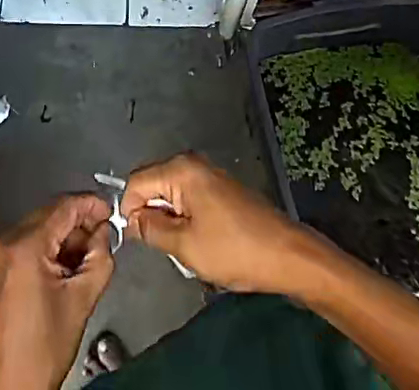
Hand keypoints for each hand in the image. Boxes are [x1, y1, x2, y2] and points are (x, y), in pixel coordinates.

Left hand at [0, 193, 114, 389]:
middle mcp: (7, 243)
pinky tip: (68, 269)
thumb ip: (100, 259)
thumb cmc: (39, 352)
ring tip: (88, 259)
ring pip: (41, 228)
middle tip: (103, 237)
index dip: (91, 205)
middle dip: (80, 223)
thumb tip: (104, 235)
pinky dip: (52, 249)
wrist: (7, 388)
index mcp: (25, 247)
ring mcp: (0, 256)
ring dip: (67, 237)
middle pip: (51, 214)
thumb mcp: (82, 301)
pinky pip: (30, 244)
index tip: (108, 210)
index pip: (64, 207)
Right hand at [120, 151, 331, 294]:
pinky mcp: (219, 188)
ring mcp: (208, 174)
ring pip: (169, 194)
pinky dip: (185, 219)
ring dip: (169, 220)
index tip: (138, 239)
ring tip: (186, 247)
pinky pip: (187, 198)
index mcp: (181, 170)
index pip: (135, 182)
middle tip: (165, 246)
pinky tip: (201, 242)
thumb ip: (150, 229)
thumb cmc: (235, 250)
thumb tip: (131, 220)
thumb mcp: (185, 246)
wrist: (287, 255)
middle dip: (151, 215)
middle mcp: (192, 163)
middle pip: (152, 185)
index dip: (130, 211)